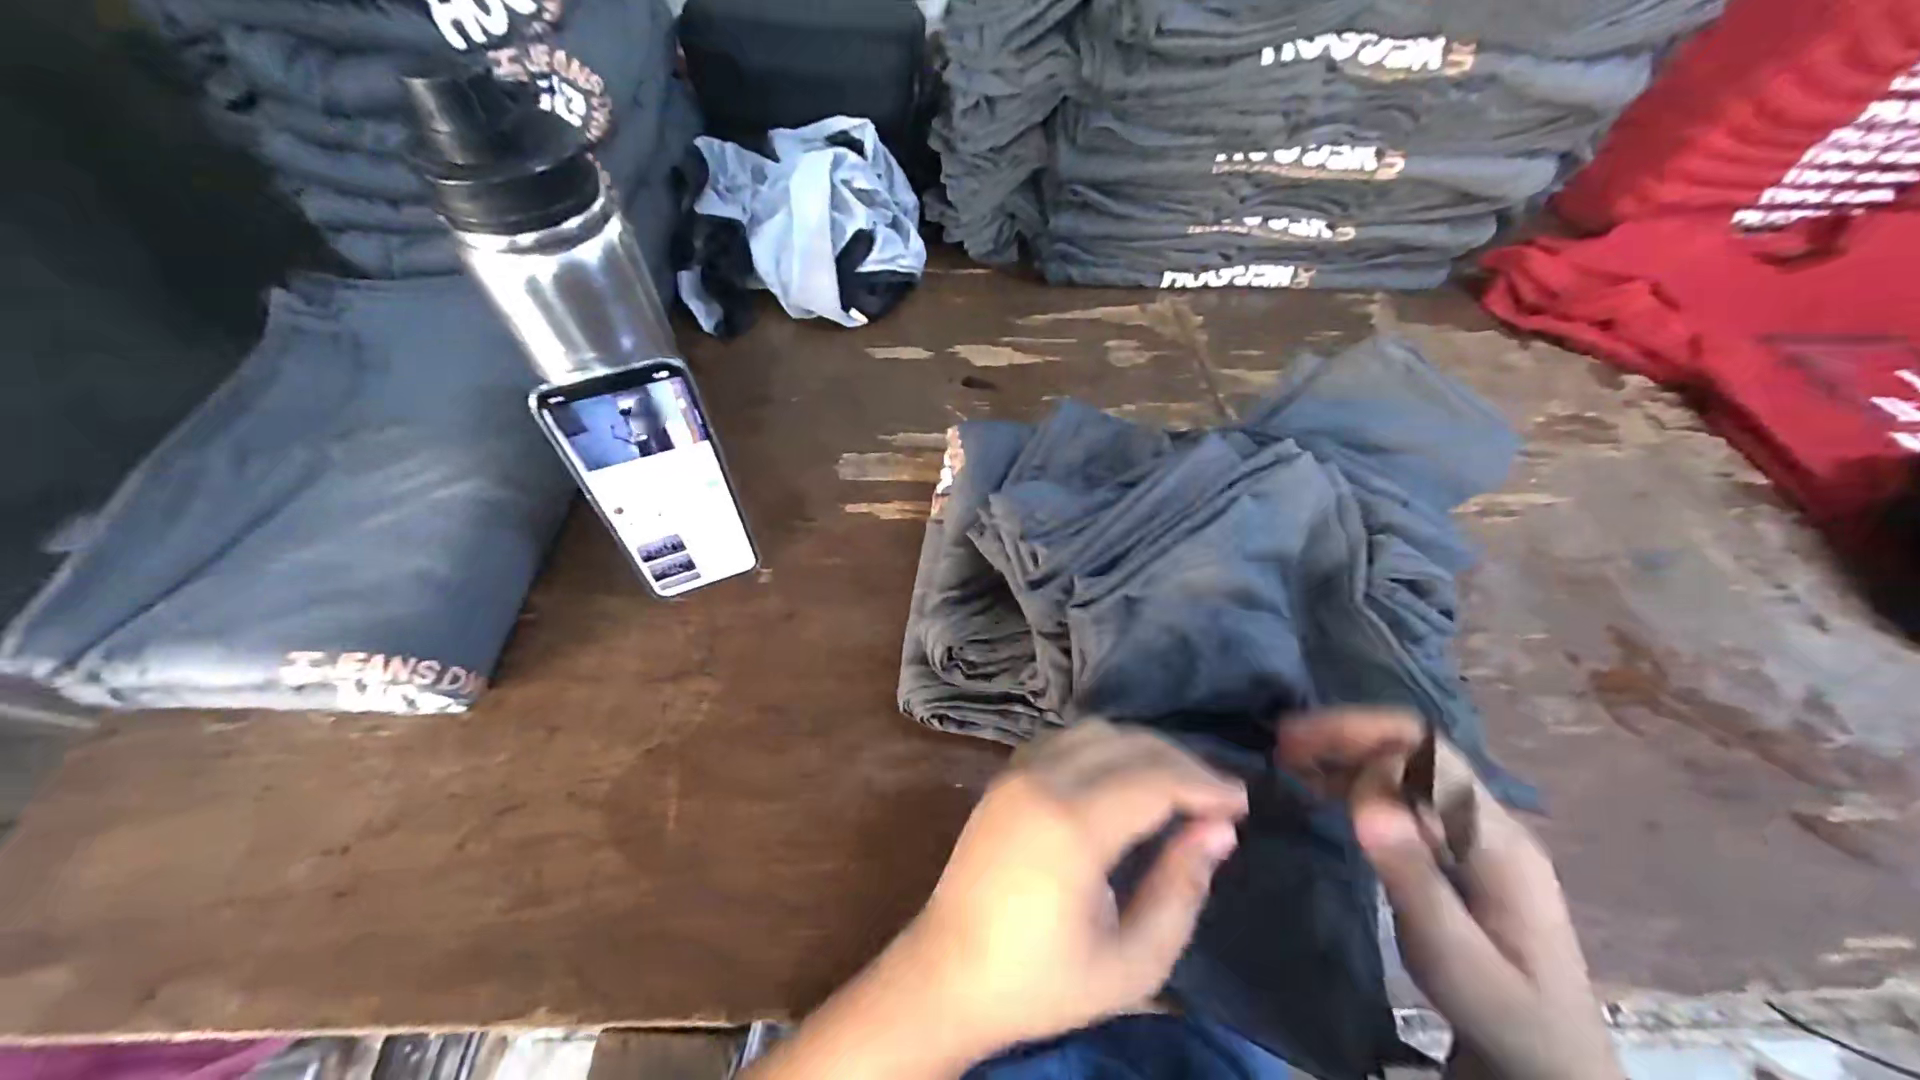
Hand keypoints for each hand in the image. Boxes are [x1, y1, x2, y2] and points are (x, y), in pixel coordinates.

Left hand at [745, 720, 1246, 1079]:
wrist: (947, 973)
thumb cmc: (1041, 979)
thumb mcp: (1131, 963)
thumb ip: (1180, 891)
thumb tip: (1218, 832)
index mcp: (1072, 826)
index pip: (1155, 779)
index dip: (1204, 784)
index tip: (1241, 803)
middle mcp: (1042, 781)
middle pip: (1128, 743)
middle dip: (1180, 762)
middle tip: (1216, 798)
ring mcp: (1016, 772)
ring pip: (1095, 731)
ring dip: (1142, 749)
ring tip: (1176, 786)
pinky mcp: (1004, 776)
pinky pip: (1064, 739)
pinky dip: (1104, 746)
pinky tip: (1122, 778)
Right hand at [1276, 710, 1622, 1079]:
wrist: (1543, 1058)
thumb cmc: (1502, 1012)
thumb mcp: (1456, 959)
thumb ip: (1413, 879)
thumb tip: (1364, 801)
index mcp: (1497, 841)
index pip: (1433, 756)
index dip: (1365, 738)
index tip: (1303, 750)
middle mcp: (1484, 820)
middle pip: (1415, 749)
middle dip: (1347, 735)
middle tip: (1284, 742)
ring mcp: (1467, 830)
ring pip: (1402, 765)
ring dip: (1345, 753)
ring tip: (1288, 757)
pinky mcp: (1447, 844)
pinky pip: (1398, 793)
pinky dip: (1352, 780)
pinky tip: (1315, 785)